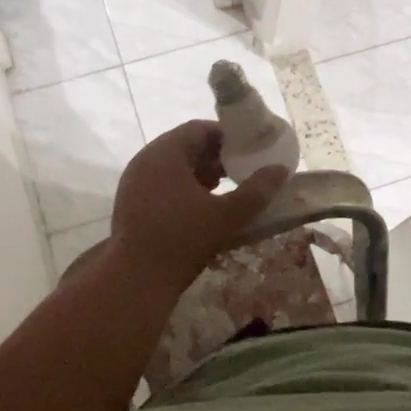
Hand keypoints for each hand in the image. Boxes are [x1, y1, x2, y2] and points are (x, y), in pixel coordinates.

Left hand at [109, 121, 290, 284]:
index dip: (227, 137)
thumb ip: (256, 191)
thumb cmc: (183, 240)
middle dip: (215, 157)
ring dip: (200, 174)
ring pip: (172, 168)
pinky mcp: (130, 204)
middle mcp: (145, 160)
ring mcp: (133, 182)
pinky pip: (161, 185)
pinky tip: (201, 209)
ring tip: (225, 190)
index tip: (249, 150)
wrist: (136, 281)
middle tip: (241, 171)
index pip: (199, 129)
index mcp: (165, 153)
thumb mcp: (227, 216)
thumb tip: (280, 169)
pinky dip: (183, 189)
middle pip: (185, 147)